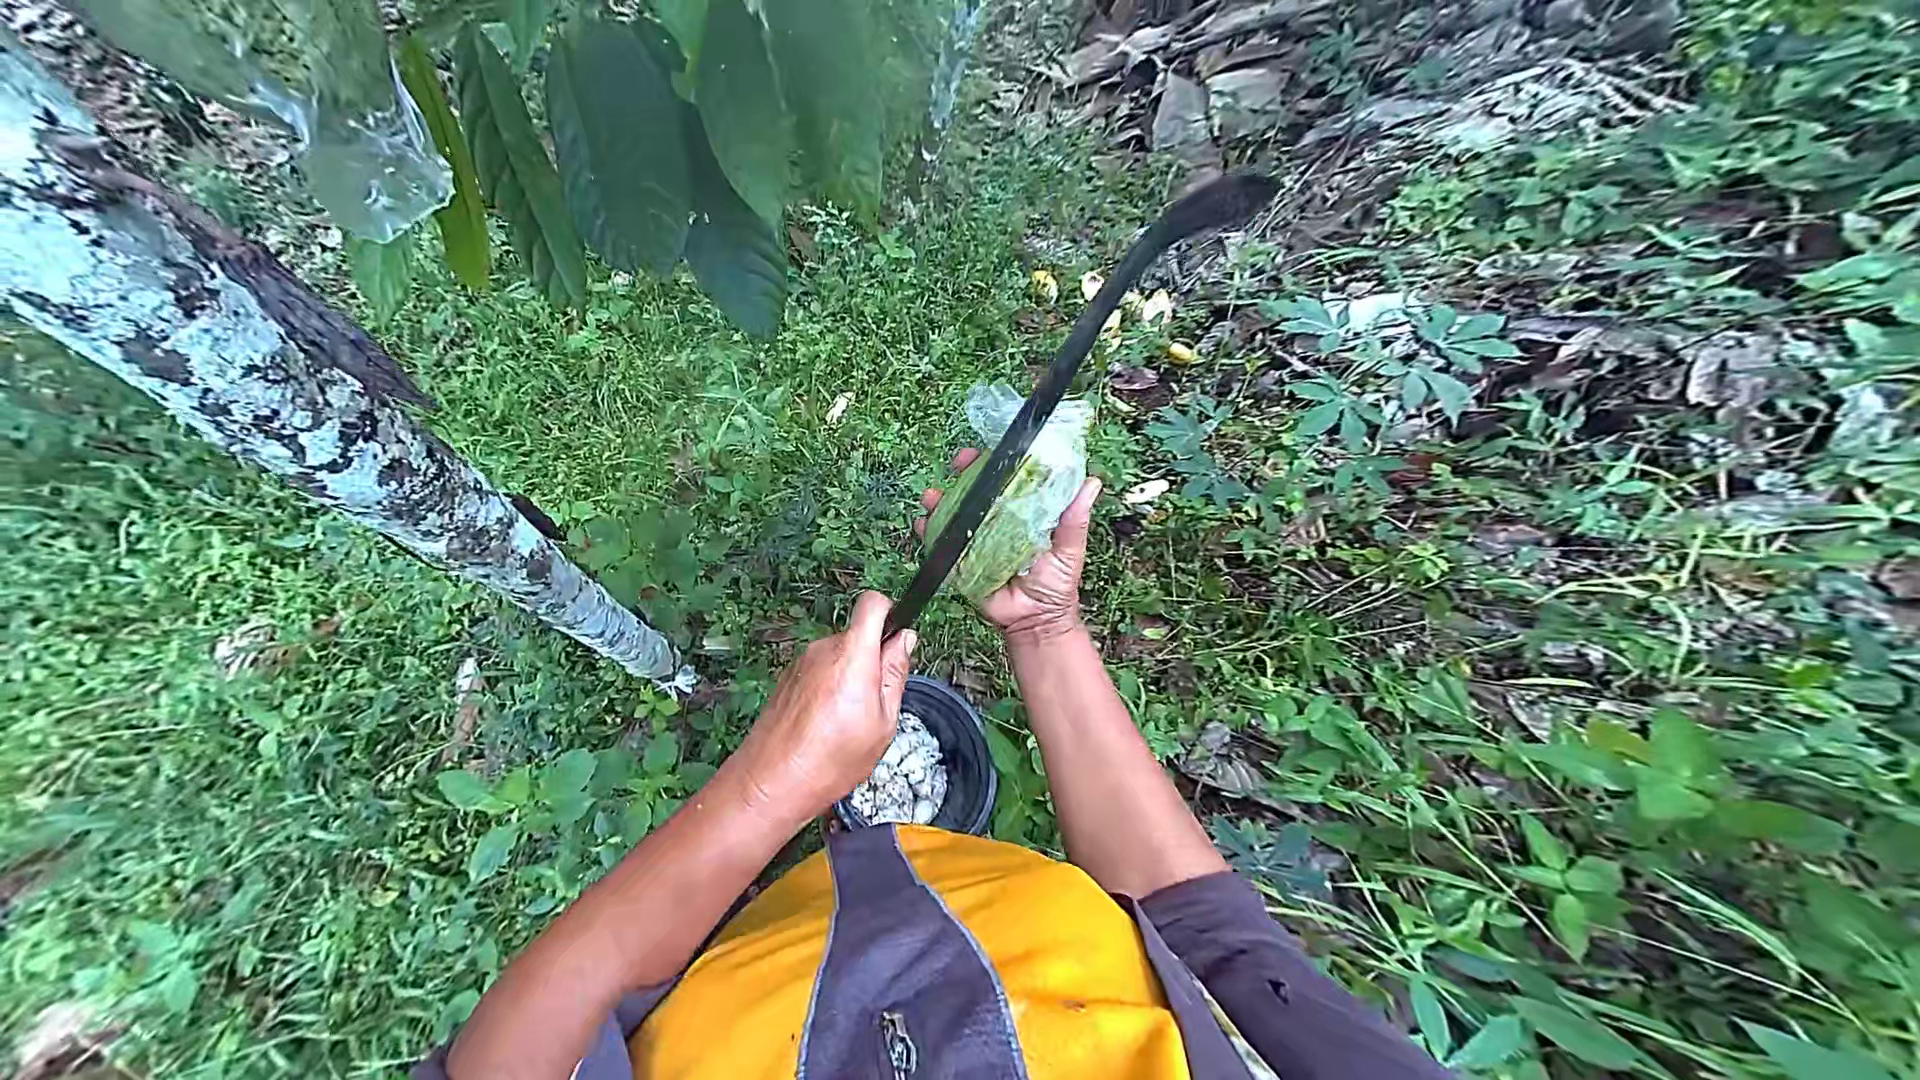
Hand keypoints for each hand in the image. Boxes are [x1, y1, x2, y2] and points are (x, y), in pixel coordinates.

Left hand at [729, 591, 916, 823]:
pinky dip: (828, 688)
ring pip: (839, 655)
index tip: (895, 640)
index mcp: (853, 655)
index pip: (873, 603)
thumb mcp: (883, 722)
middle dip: (871, 660)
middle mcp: (824, 649)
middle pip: (857, 635)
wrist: (771, 782)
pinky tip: (825, 723)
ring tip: (846, 720)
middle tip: (873, 702)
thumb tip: (904, 640)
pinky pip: (820, 670)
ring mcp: (802, 662)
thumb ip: (895, 673)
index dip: (890, 614)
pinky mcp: (788, 676)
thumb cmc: (829, 759)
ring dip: (849, 677)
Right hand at [915, 448, 1101, 643]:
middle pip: (975, 490)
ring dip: (939, 500)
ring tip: (933, 496)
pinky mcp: (960, 561)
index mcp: (1021, 512)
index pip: (1006, 479)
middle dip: (963, 473)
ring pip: (953, 513)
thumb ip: (1074, 519)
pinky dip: (929, 533)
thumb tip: (1092, 483)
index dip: (996, 461)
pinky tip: (924, 524)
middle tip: (959, 463)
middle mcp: (995, 521)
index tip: (989, 450)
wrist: (1036, 621)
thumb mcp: (1069, 548)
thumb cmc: (1055, 583)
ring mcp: (974, 540)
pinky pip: (941, 544)